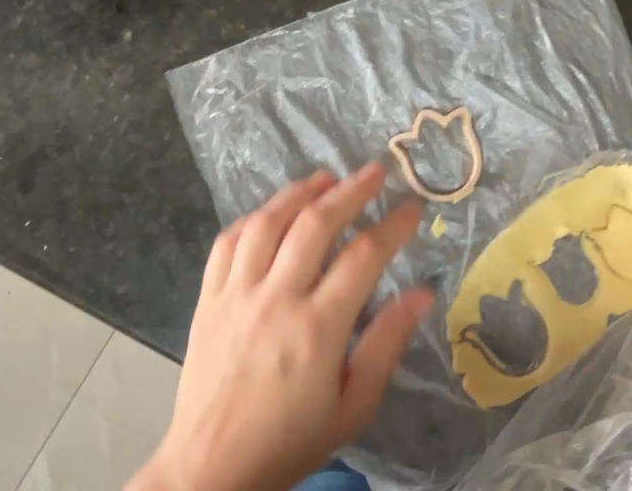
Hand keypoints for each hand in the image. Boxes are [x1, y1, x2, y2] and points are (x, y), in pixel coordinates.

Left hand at [129, 164, 431, 490]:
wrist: (211, 470)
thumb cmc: (291, 440)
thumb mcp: (353, 405)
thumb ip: (387, 344)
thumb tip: (423, 292)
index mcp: (317, 329)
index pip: (364, 257)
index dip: (393, 225)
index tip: (413, 206)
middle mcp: (275, 300)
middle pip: (315, 224)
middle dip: (351, 190)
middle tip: (375, 171)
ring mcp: (235, 296)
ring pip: (268, 223)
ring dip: (299, 192)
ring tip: (326, 178)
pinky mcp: (208, 300)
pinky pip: (227, 243)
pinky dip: (253, 219)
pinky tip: (272, 212)